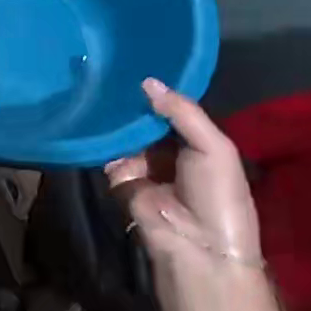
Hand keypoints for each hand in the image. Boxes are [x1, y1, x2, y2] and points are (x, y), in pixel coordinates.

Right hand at [105, 78, 262, 268]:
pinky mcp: (119, 179)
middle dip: (135, 100)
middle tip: (113, 70)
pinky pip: (108, 153)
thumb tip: (146, 80)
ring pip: (126, 133)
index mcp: (198, 142)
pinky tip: (93, 114)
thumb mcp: (213, 146)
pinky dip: (103, 137)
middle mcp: (169, 151)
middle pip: (147, 118)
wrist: (197, 248)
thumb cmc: (217, 194)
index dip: (161, 90)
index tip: (140, 63)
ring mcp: (143, 165)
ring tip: (99, 85)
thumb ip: (182, 111)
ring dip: (117, 116)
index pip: (175, 108)